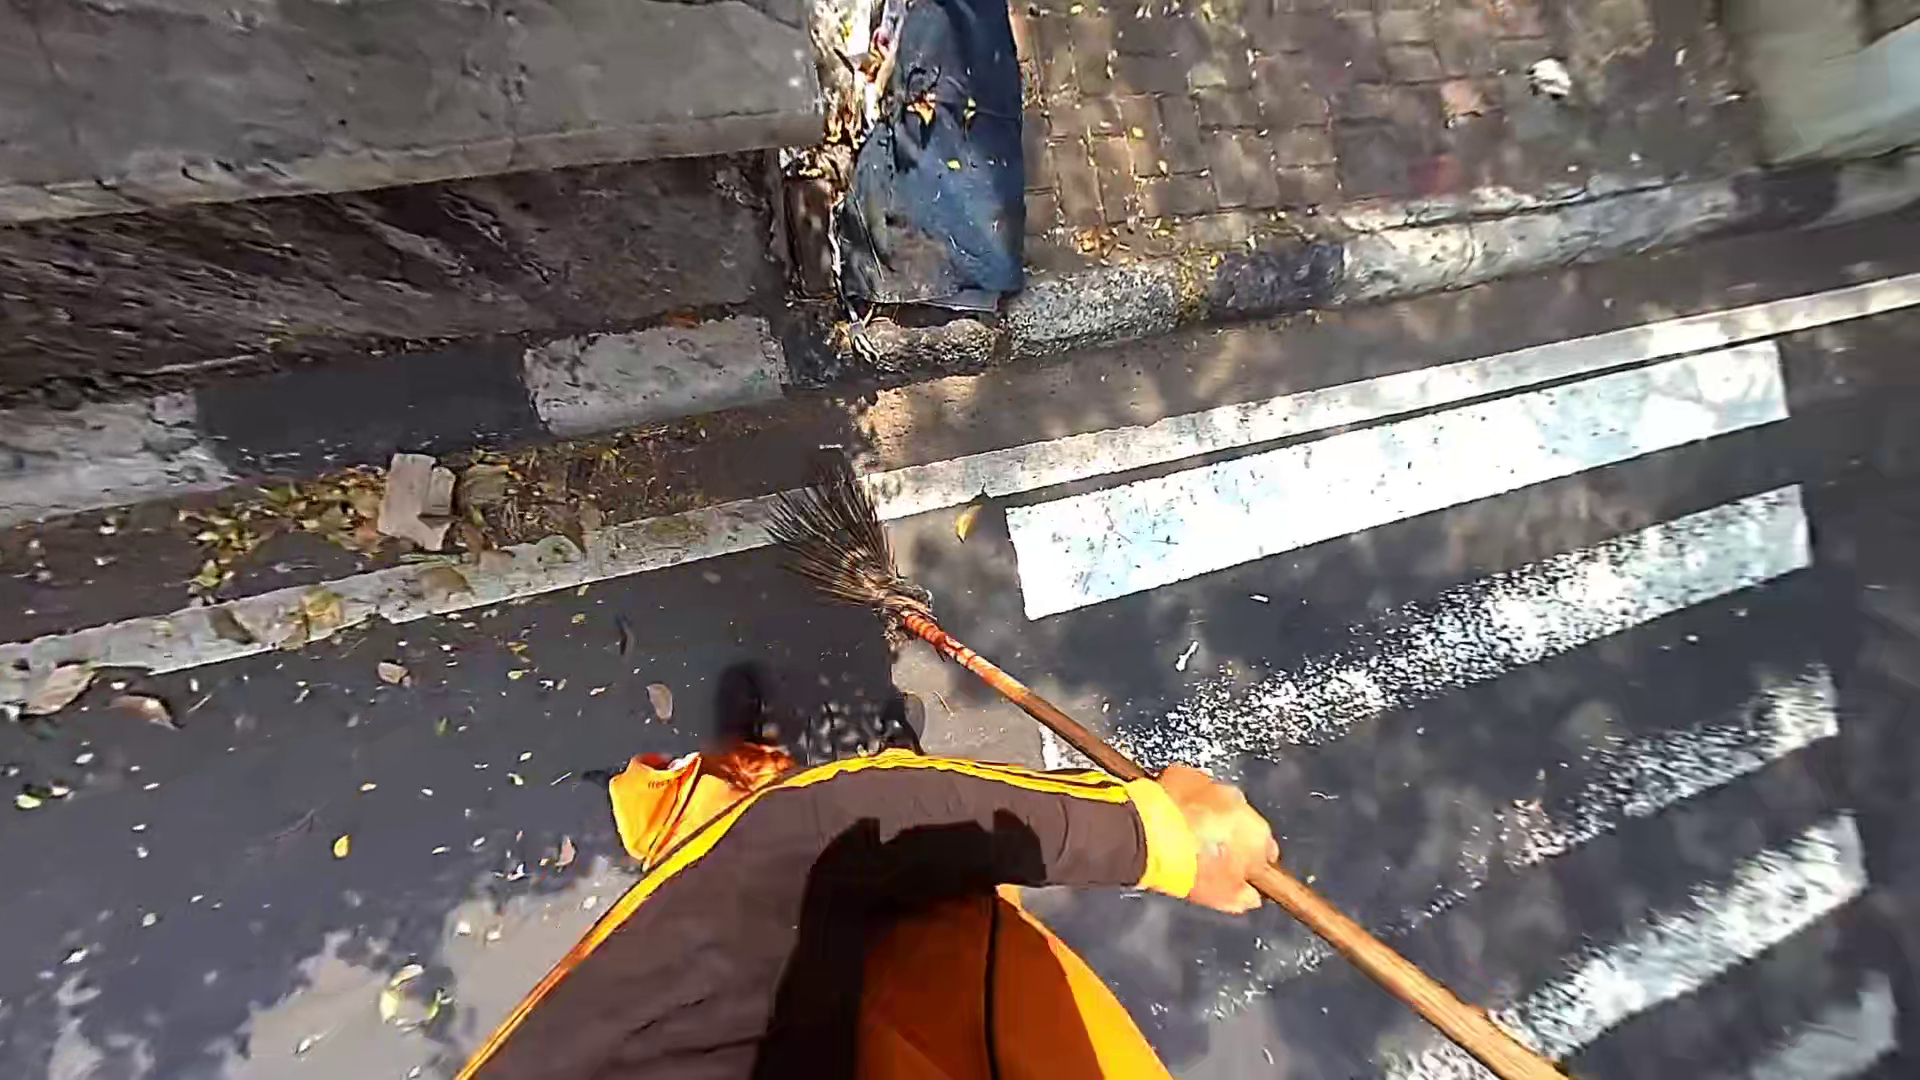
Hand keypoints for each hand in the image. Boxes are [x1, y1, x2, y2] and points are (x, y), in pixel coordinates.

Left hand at [1157, 764, 1278, 913]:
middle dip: (1228, 834)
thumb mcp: (1226, 898)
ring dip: (1206, 813)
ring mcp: (1210, 784)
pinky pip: (1189, 787)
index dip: (1251, 861)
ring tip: (1186, 832)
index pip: (1265, 849)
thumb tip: (1248, 895)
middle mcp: (1239, 802)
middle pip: (1240, 820)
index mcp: (1257, 833)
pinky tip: (1172, 813)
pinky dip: (1184, 798)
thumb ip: (1245, 896)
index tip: (1237, 869)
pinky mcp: (1183, 773)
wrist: (1152, 836)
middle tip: (1207, 851)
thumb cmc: (1190, 866)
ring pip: (1215, 801)